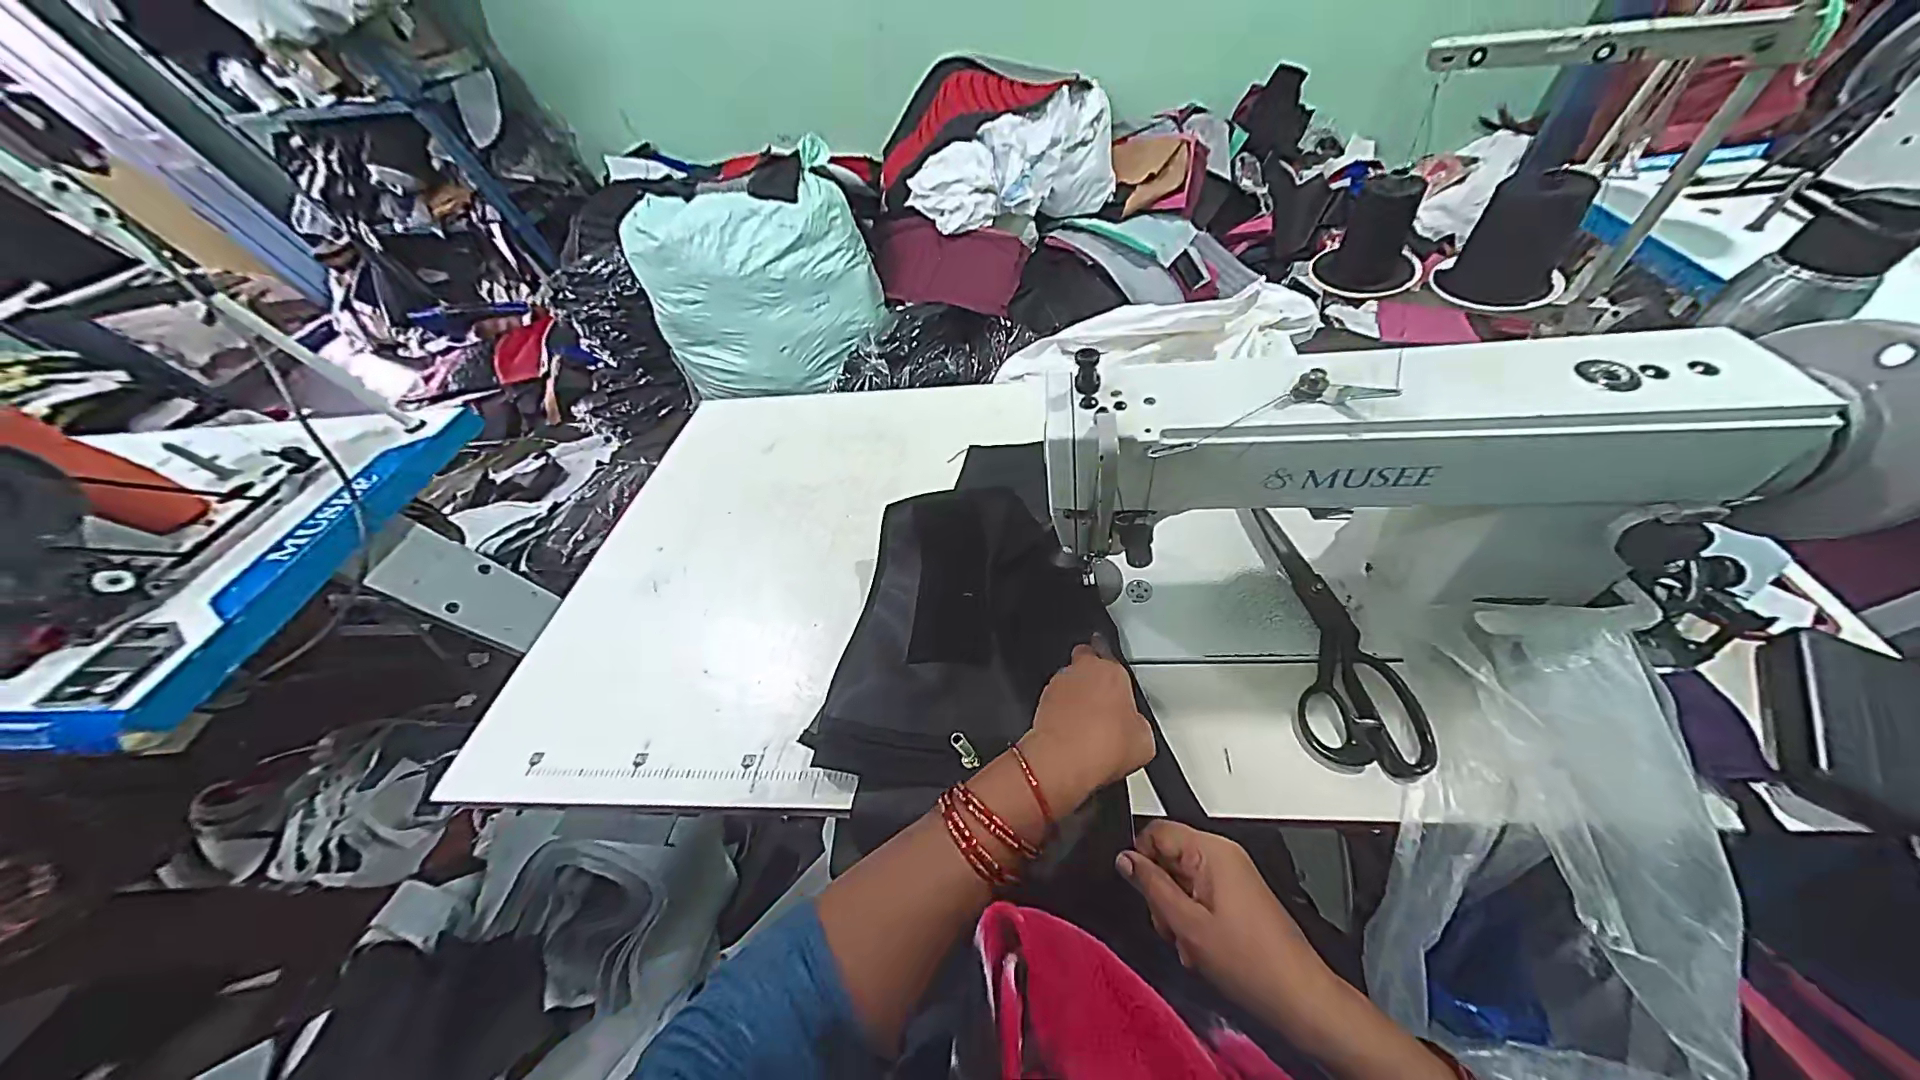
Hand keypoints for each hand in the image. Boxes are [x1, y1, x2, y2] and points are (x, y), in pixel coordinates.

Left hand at [1020, 635, 1154, 805]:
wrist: (1064, 759)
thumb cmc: (1101, 745)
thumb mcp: (1144, 741)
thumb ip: (1140, 723)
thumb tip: (1135, 731)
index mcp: (1111, 671)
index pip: (1112, 656)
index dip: (1115, 676)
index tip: (1119, 691)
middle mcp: (1082, 670)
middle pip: (1086, 660)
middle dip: (1092, 676)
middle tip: (1102, 701)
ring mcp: (1059, 683)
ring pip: (1069, 679)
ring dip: (1075, 693)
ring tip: (1085, 721)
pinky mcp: (1042, 699)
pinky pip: (1055, 699)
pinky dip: (1061, 709)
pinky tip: (1071, 730)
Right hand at [1117, 821, 1327, 1020]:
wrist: (1299, 996)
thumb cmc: (1255, 963)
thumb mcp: (1186, 924)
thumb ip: (1150, 886)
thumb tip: (1126, 860)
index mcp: (1211, 851)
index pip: (1155, 830)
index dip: (1141, 859)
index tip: (1143, 890)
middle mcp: (1223, 854)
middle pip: (1167, 855)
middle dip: (1160, 892)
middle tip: (1171, 924)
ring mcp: (1232, 873)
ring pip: (1180, 877)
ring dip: (1175, 910)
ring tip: (1189, 940)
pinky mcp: (1237, 893)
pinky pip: (1198, 891)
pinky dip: (1192, 916)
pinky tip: (1200, 944)